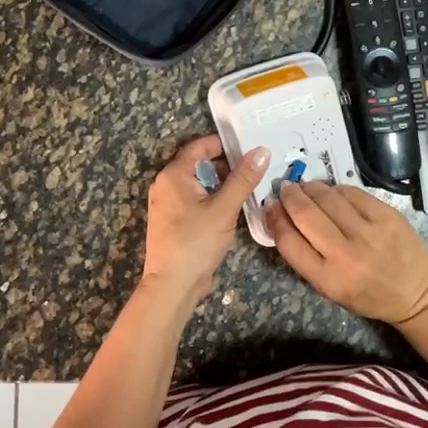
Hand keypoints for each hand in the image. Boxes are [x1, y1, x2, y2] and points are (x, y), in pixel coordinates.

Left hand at [140, 136, 269, 305]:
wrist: (172, 284)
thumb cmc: (195, 242)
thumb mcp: (224, 209)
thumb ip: (243, 179)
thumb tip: (261, 151)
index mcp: (173, 175)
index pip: (199, 147)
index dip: (224, 144)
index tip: (249, 148)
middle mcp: (166, 185)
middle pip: (198, 164)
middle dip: (226, 165)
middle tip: (253, 170)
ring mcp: (167, 204)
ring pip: (198, 183)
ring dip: (221, 184)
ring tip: (248, 189)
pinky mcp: (173, 221)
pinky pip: (194, 200)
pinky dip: (212, 198)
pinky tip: (232, 208)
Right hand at [264, 181, 427, 324]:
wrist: (416, 292)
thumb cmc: (367, 295)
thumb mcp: (329, 288)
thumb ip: (305, 256)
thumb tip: (283, 218)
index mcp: (327, 279)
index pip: (288, 241)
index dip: (274, 219)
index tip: (270, 207)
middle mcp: (346, 254)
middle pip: (305, 214)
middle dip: (290, 197)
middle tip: (284, 189)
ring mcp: (369, 232)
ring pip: (328, 198)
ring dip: (311, 188)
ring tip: (304, 186)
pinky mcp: (387, 215)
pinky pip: (352, 192)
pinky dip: (336, 189)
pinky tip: (331, 191)